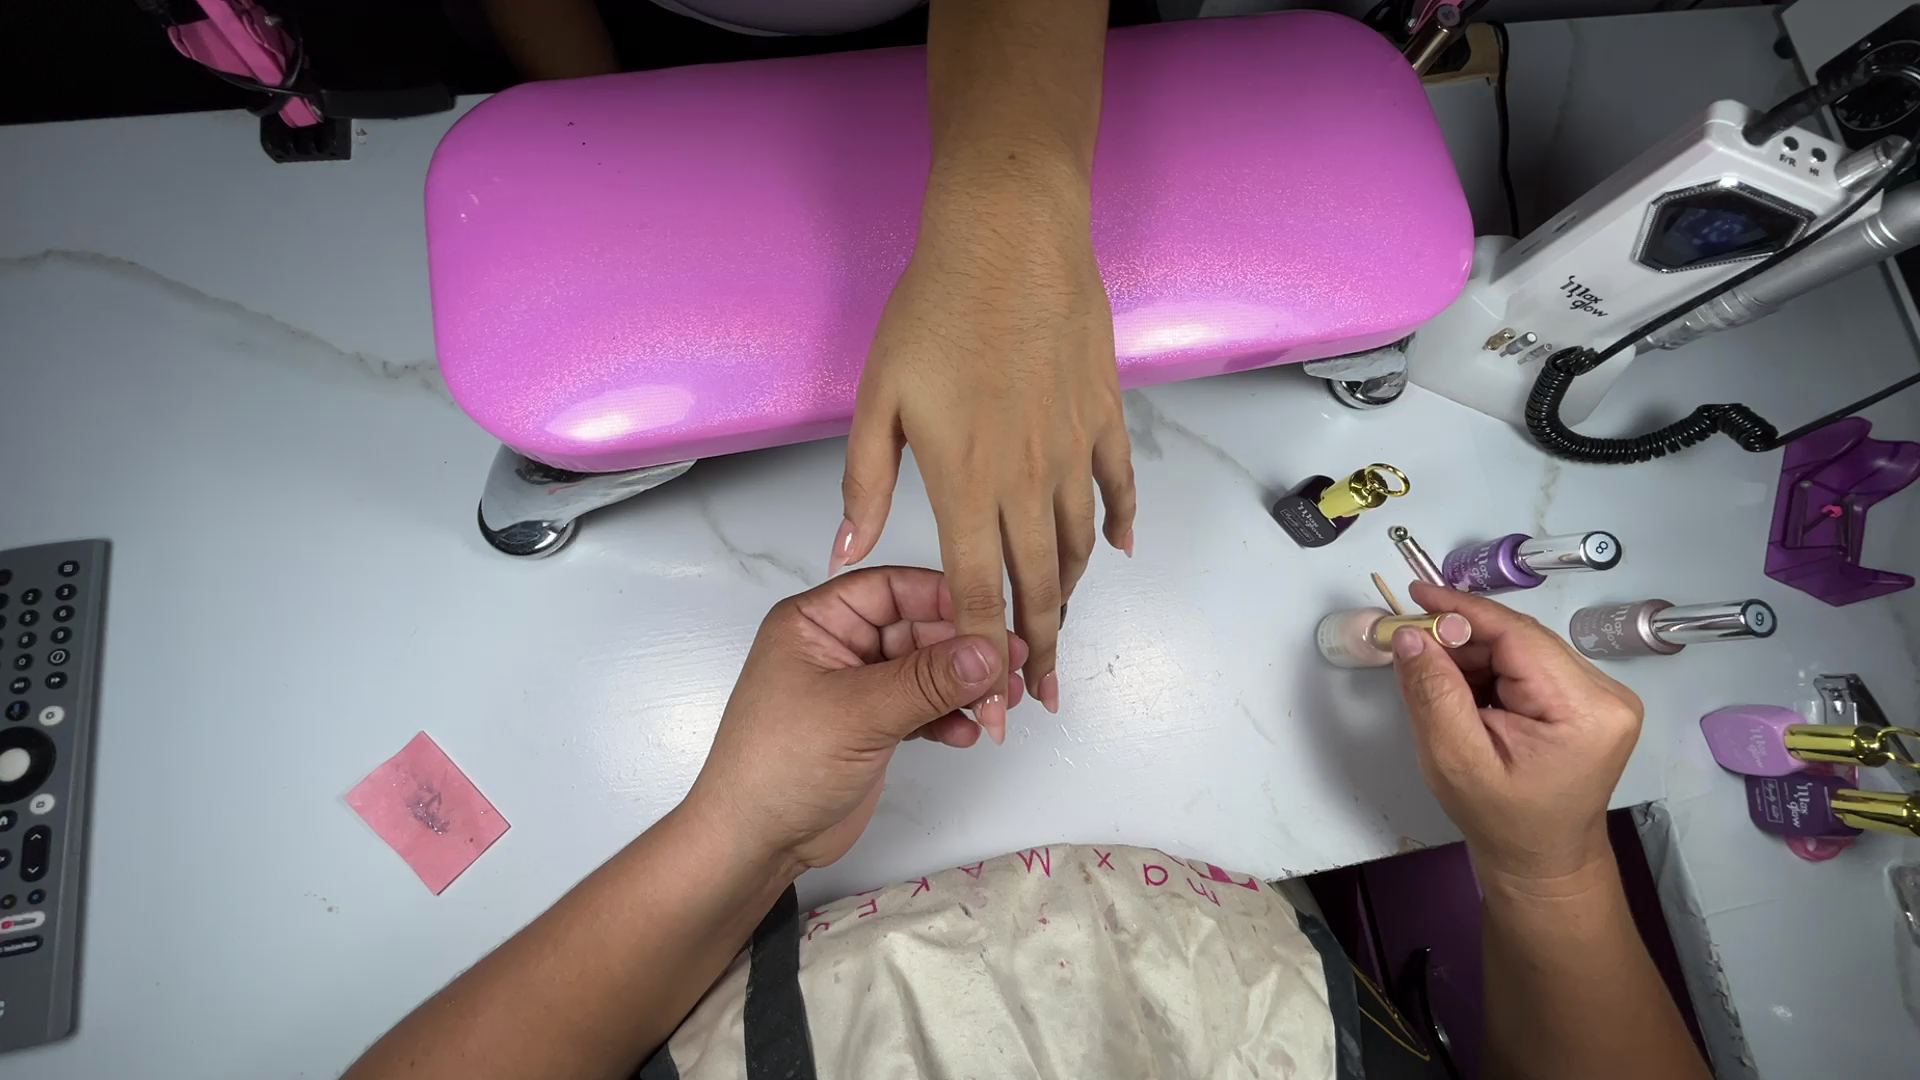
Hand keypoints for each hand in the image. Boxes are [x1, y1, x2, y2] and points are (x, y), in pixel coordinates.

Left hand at [685, 567, 1027, 877]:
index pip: (892, 589)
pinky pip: (923, 706)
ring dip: (964, 687)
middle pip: (917, 629)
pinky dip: (947, 718)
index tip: (990, 617)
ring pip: (926, 669)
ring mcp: (859, 685)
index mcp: (818, 620)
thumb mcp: (857, 714)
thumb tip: (987, 652)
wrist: (754, 846)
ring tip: (1001, 705)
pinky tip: (968, 734)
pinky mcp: (874, 723)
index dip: (943, 598)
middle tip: (1010, 668)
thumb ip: (926, 681)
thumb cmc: (779, 767)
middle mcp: (840, 644)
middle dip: (963, 651)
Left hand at [835, 186, 1134, 741]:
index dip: (980, 656)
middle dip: (1038, 647)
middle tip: (1041, 693)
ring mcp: (1073, 452)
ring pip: (1080, 545)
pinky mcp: (1102, 419)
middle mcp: (1027, 482)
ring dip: (1073, 594)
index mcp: (966, 484)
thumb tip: (846, 550)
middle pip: (1038, 585)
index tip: (994, 706)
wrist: (1009, 238)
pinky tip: (1118, 551)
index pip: (974, 593)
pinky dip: (1120, 524)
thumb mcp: (878, 400)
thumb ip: (865, 485)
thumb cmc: (934, 313)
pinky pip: (1118, 486)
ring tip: (1063, 629)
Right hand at [1390, 583, 1644, 893]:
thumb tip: (1408, 634)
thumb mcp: (1453, 756)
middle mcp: (1604, 693)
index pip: (1517, 635)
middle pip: (1517, 637)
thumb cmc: (1500, 816)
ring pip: (1515, 647)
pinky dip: (1482, 668)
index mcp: (1585, 709)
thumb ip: (1431, 692)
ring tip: (1433, 681)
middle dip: (1458, 636)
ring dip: (1467, 654)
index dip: (1463, 609)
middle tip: (1408, 645)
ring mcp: (1597, 695)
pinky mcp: (1581, 699)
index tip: (1414, 594)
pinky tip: (1459, 690)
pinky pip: (1521, 663)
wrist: (1539, 856)